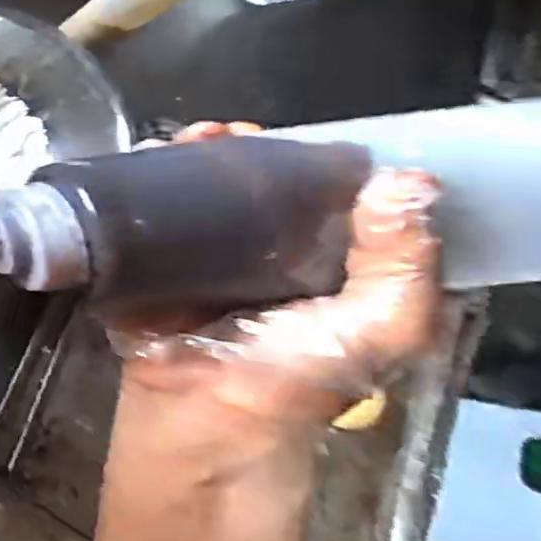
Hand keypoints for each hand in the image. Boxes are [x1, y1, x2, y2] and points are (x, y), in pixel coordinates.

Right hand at [111, 123, 446, 427]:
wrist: (203, 405)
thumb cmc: (297, 374)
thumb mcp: (379, 325)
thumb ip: (401, 263)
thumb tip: (406, 180)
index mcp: (319, 260)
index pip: (314, 195)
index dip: (302, 159)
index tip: (281, 137)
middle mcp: (256, 251)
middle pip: (243, 186)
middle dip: (231, 153)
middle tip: (215, 134)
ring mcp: (193, 255)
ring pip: (189, 195)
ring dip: (181, 163)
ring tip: (175, 141)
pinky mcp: (144, 263)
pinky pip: (139, 219)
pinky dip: (134, 190)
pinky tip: (133, 168)